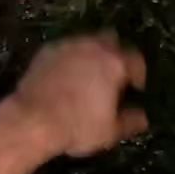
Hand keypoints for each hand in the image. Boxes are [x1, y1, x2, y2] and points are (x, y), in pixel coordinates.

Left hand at [0, 33, 147, 159]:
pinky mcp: (48, 50)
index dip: (139, 75)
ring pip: (88, 42)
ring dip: (93, 54)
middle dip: (116, 56)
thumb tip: (143, 118)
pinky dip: (71, 58)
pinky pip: (66, 48)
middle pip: (113, 41)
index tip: (136, 89)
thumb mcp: (110, 131)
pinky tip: (65, 76)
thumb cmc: (76, 126)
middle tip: (113, 77)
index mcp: (116, 63)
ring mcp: (70, 45)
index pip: (137, 60)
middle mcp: (95, 47)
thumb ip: (130, 121)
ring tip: (88, 76)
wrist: (31, 120)